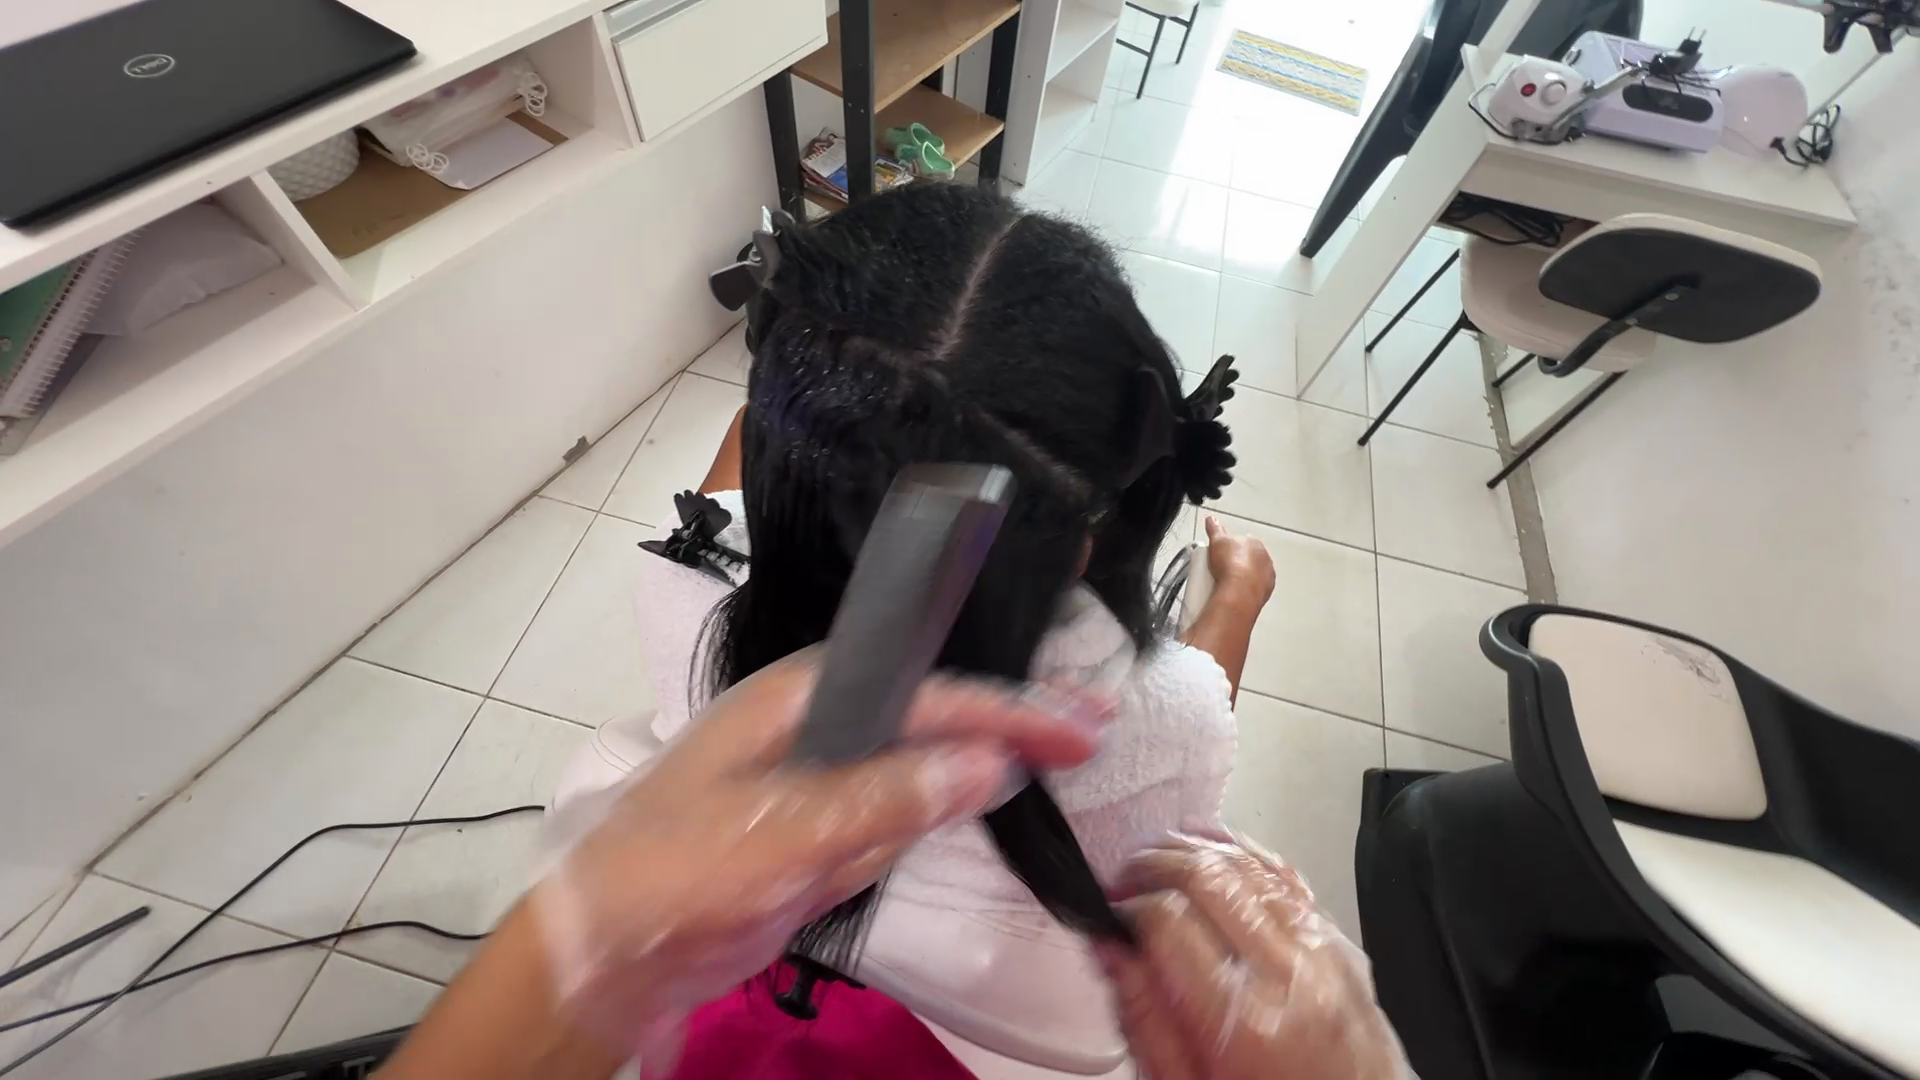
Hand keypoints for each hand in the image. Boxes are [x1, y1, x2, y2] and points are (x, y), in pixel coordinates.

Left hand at [532, 650, 1108, 1071]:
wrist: (606, 948)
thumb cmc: (673, 869)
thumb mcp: (777, 832)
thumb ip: (882, 796)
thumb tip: (989, 764)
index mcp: (808, 694)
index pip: (927, 693)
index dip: (1005, 708)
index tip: (1077, 724)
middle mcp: (826, 721)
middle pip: (937, 715)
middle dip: (1013, 719)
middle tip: (1093, 722)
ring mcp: (831, 773)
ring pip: (927, 762)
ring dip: (990, 757)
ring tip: (1065, 742)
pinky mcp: (831, 822)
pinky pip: (900, 813)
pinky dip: (942, 807)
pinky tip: (988, 789)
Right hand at [1098, 831, 1412, 1079]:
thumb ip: (1145, 1020)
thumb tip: (1109, 945)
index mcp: (1244, 1021)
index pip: (1168, 920)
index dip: (1127, 907)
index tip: (1110, 915)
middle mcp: (1288, 973)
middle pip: (1205, 876)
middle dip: (1152, 864)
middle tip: (1123, 878)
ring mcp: (1322, 950)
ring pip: (1244, 862)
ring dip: (1189, 848)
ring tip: (1154, 859)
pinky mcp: (1340, 943)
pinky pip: (1284, 874)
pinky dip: (1240, 849)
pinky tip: (1207, 844)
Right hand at [1203, 516, 1274, 606]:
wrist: (1238, 592)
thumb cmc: (1231, 565)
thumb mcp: (1217, 541)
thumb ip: (1214, 528)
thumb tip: (1212, 520)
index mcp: (1256, 545)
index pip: (1243, 543)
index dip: (1230, 548)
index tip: (1218, 555)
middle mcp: (1265, 560)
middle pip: (1247, 560)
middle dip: (1236, 563)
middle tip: (1218, 569)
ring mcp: (1266, 578)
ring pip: (1251, 576)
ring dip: (1240, 578)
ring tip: (1223, 583)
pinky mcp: (1264, 594)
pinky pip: (1251, 590)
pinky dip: (1243, 591)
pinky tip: (1231, 593)